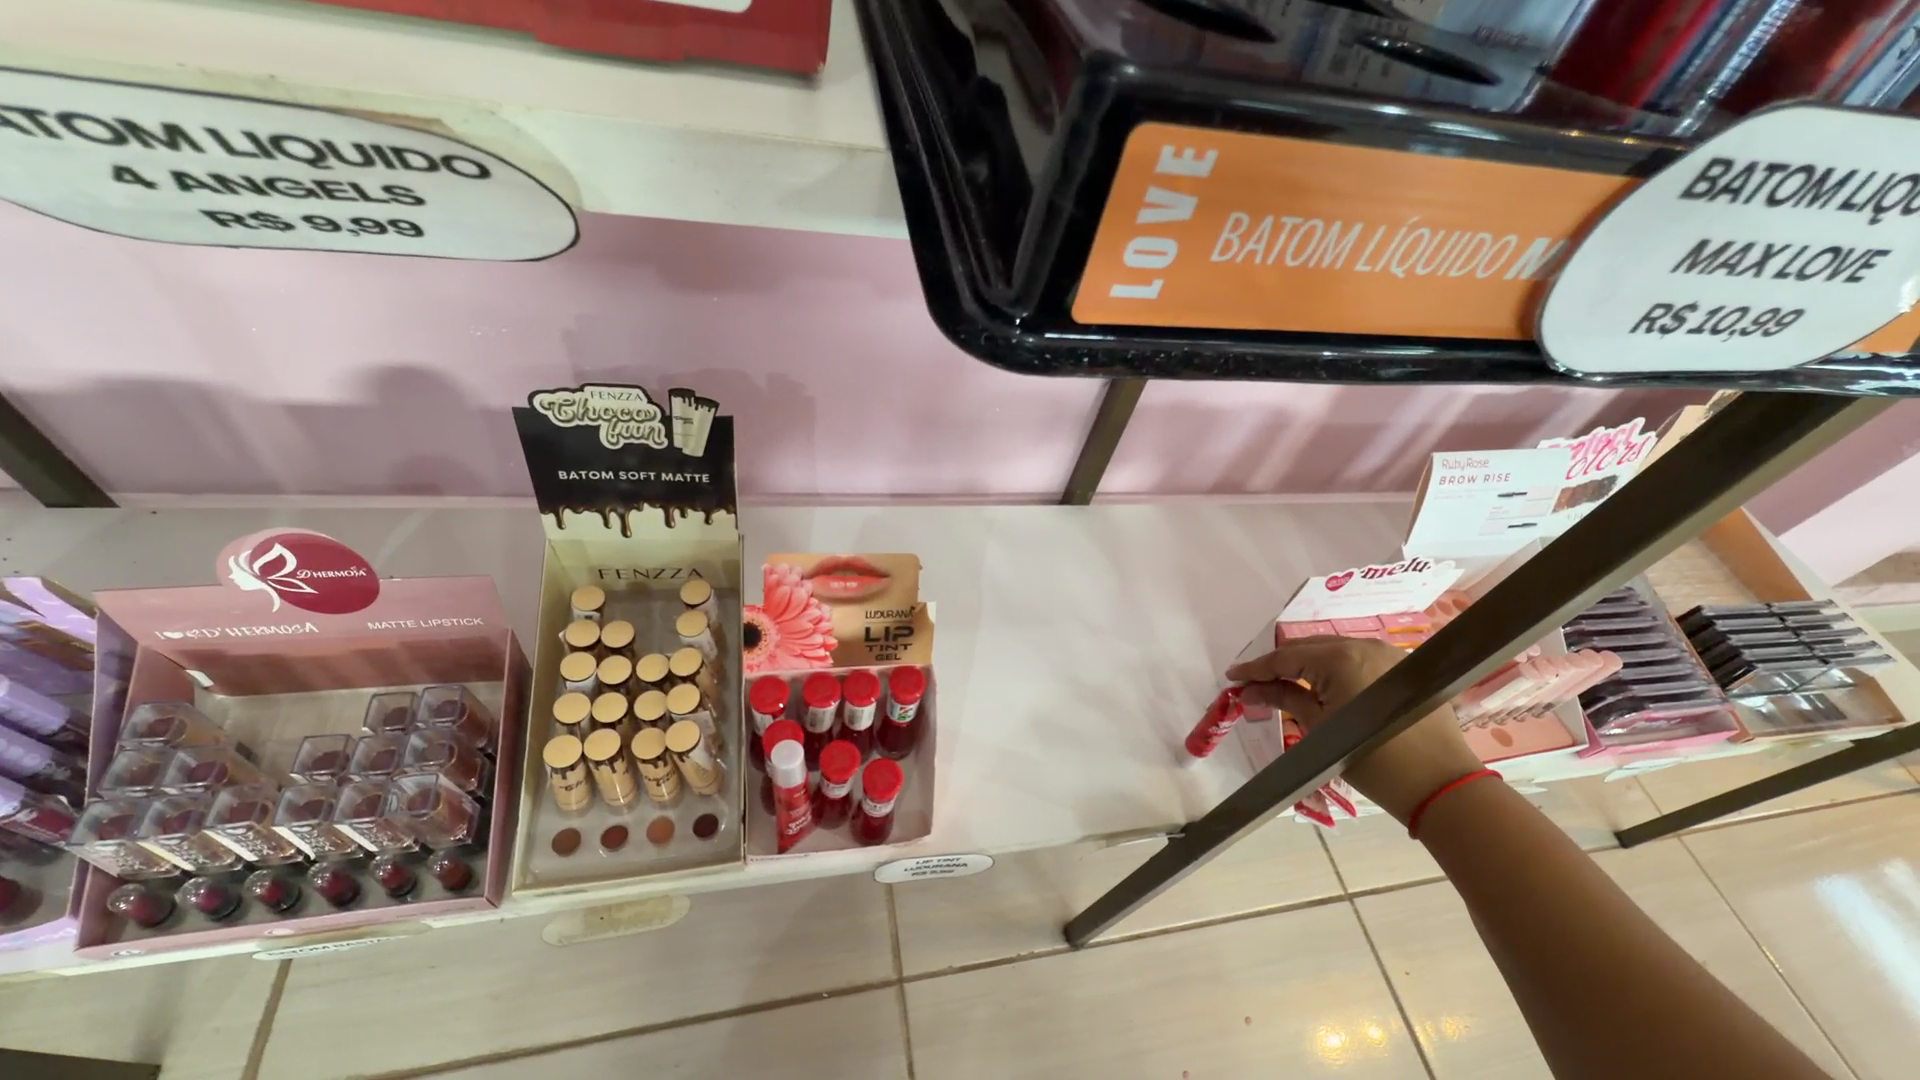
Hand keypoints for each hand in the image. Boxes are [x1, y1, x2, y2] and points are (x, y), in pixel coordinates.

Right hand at [1226, 636, 1484, 822]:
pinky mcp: (1404, 669)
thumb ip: (1283, 699)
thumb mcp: (1318, 729)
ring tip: (1284, 685)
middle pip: (1309, 648)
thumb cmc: (1372, 760)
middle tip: (1254, 684)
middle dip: (1280, 665)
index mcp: (1341, 657)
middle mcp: (1365, 645)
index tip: (1232, 676)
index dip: (1256, 668)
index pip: (1285, 657)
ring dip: (1307, 666)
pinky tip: (1321, 686)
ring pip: (1334, 652)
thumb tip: (1248, 690)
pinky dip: (1334, 670)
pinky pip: (1358, 661)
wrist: (1440, 786)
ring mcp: (1389, 654)